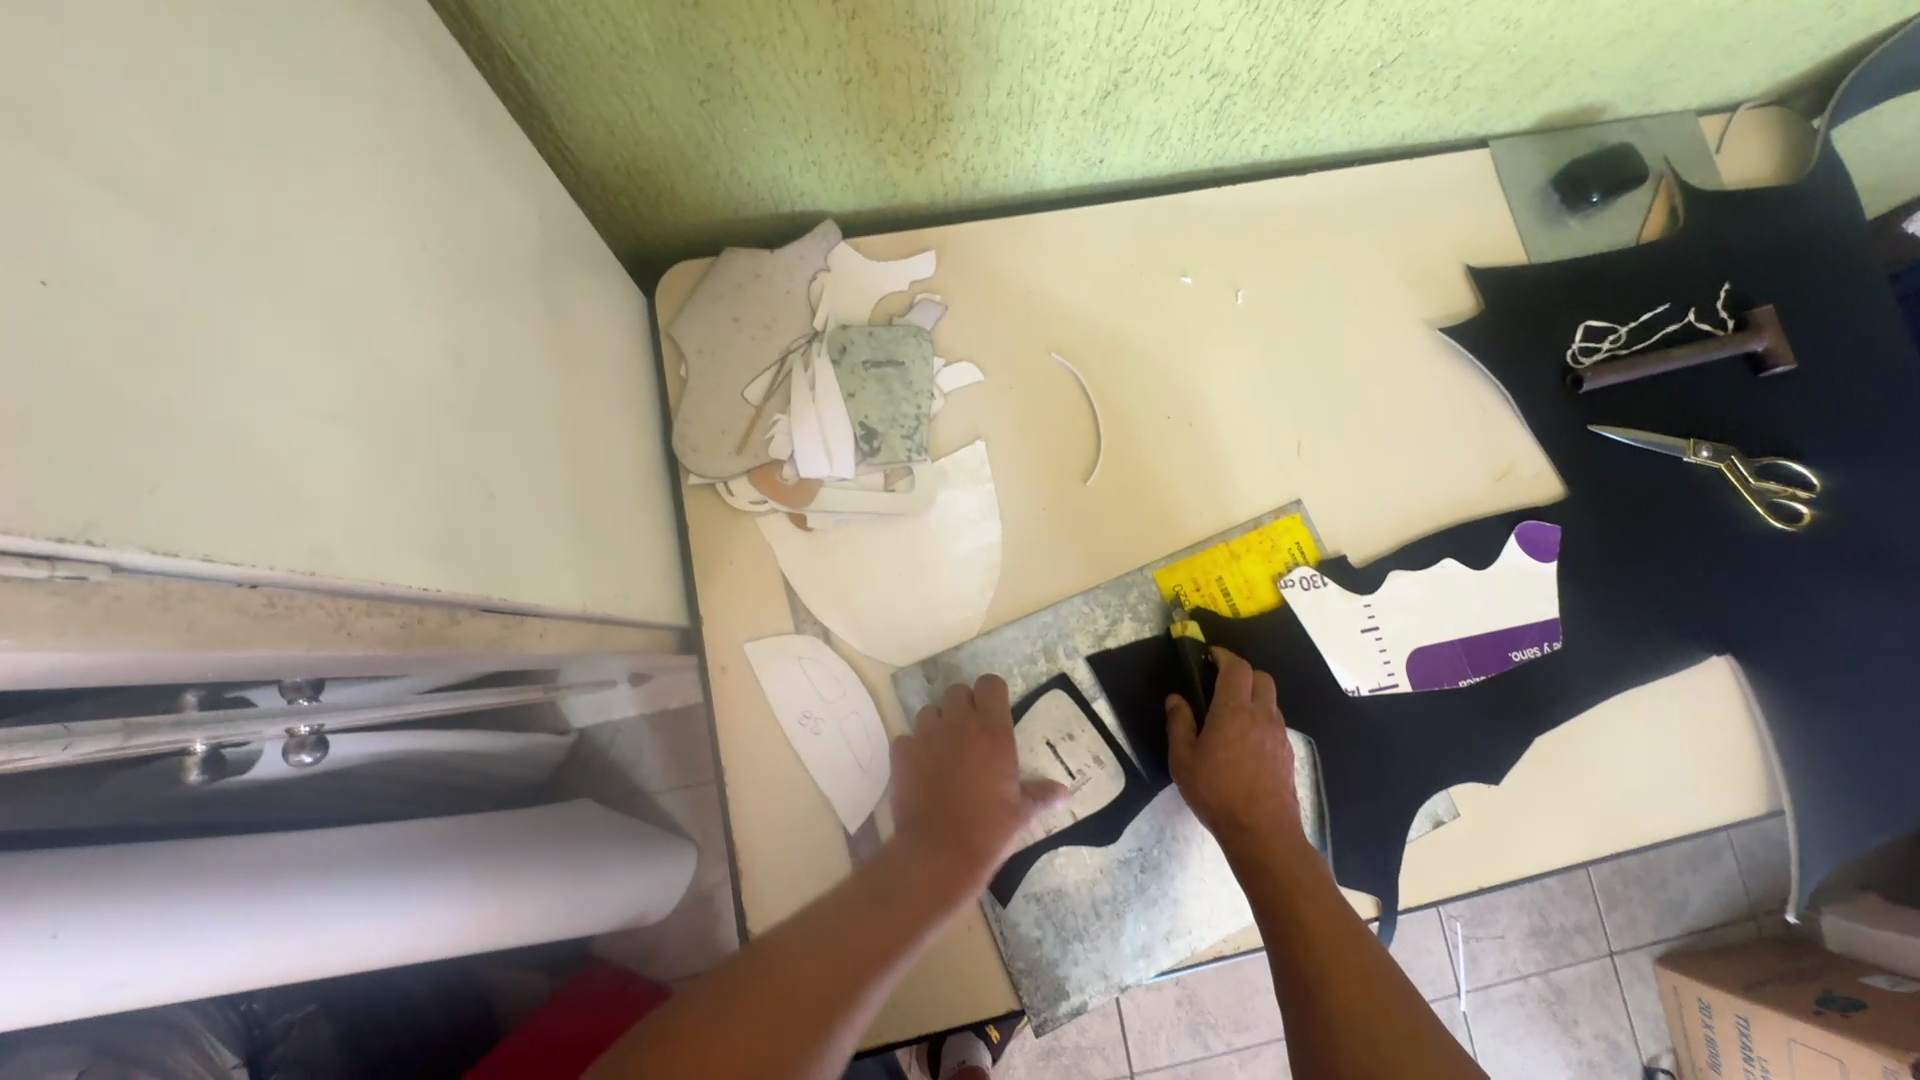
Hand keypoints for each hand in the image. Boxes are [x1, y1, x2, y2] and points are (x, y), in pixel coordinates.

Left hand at [891, 675, 1068, 893]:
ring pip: (929, 711)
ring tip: (945, 750)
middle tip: (971, 733)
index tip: (995, 713)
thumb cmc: (988, 829)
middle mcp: (958, 724)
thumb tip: (1065, 794)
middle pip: (957, 691)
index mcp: (992, 730)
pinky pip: (906, 738)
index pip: (990, 684)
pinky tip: (921, 769)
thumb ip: (1042, 795)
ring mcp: (926, 736)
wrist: (939, 853)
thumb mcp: (1022, 812)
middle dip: (964, 706)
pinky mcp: (901, 754)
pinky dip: (913, 748)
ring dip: (938, 723)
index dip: (992, 695)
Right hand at [1166, 648, 1302, 848]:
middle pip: (1261, 678)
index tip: (1210, 655)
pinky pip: (1274, 723)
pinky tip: (1244, 741)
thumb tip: (1176, 699)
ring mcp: (1278, 735)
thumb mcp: (1183, 758)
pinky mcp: (1286, 754)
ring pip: (1270, 700)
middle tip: (1220, 681)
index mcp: (1234, 710)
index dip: (1224, 656)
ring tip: (1230, 713)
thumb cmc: (1216, 791)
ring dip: (1253, 696)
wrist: (1262, 831)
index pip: (1237, 668)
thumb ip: (1179, 723)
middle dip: (1242, 672)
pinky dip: (1260, 718)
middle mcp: (1262, 715)